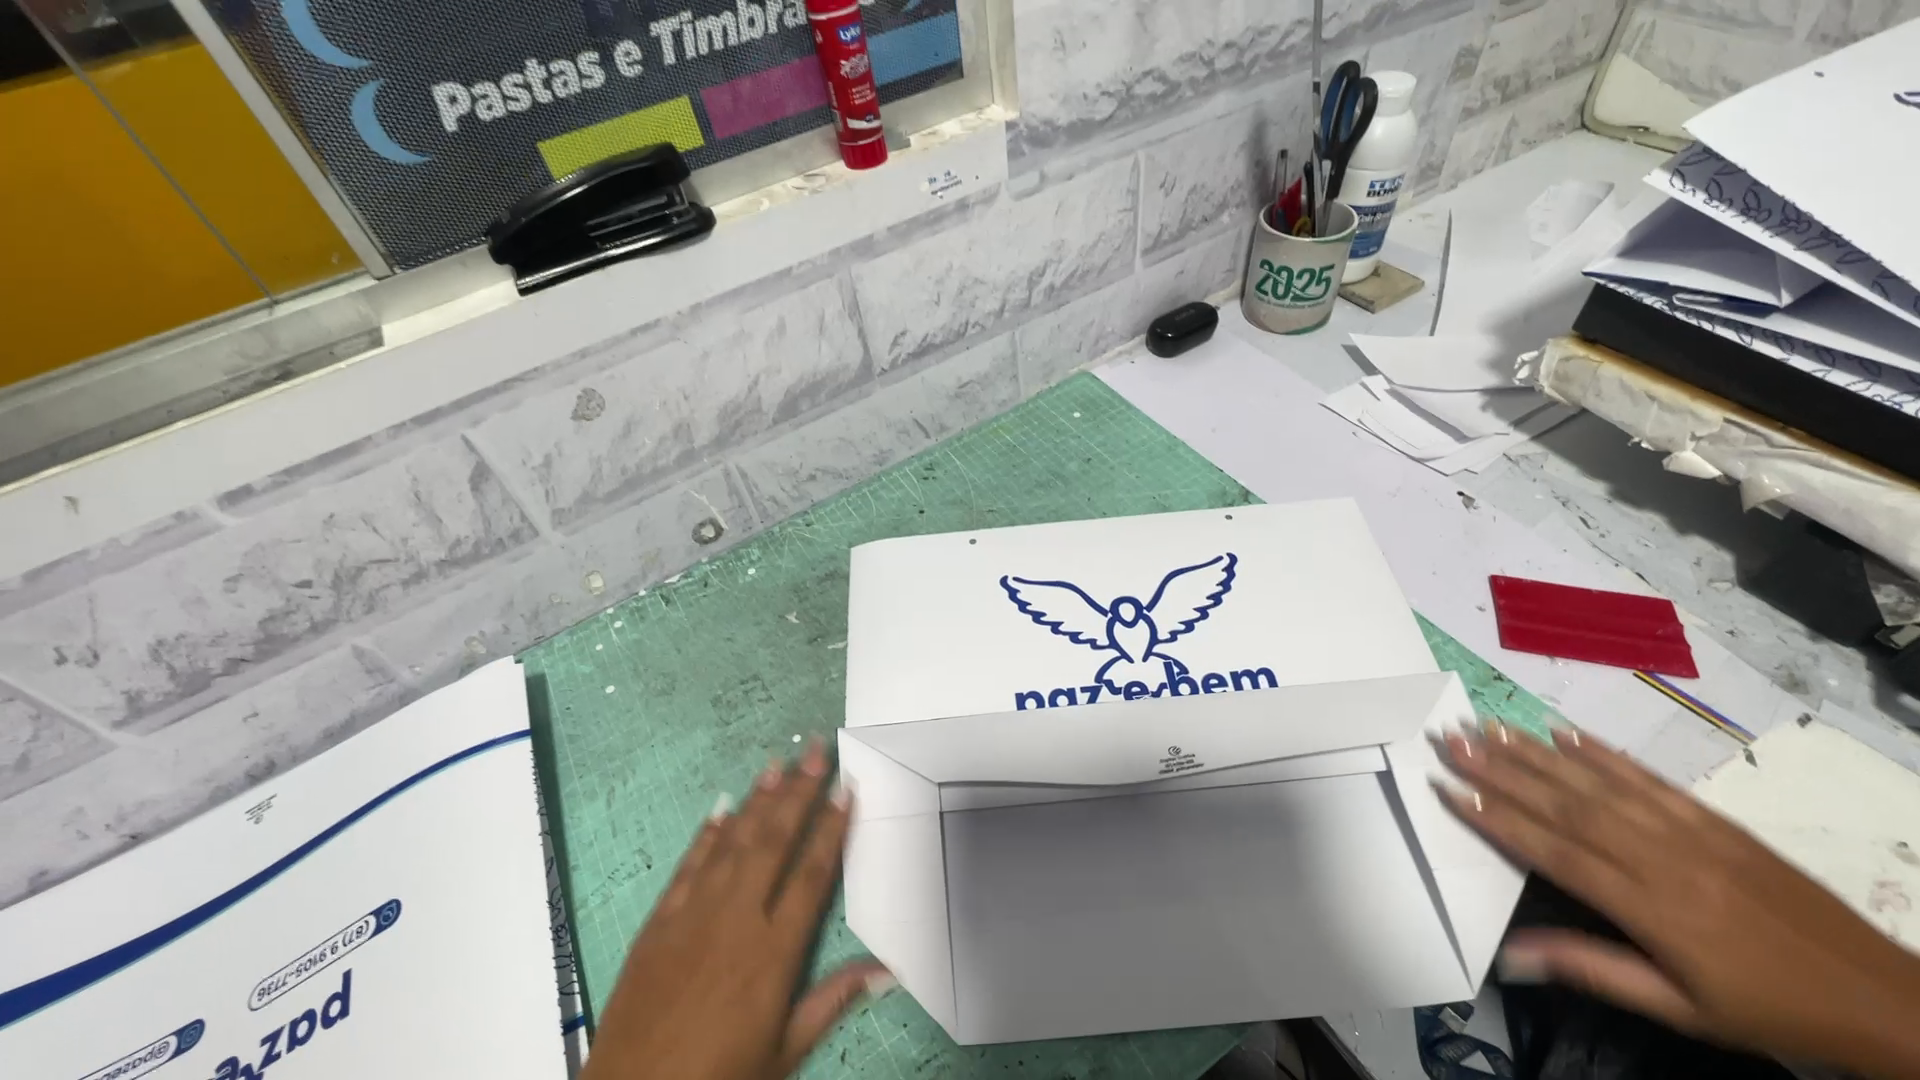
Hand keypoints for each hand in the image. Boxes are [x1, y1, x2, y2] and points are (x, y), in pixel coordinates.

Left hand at [581, 741, 889, 1079]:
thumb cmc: (719, 1076)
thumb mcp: (784, 1051)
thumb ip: (831, 1001)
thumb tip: (887, 970)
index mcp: (773, 952)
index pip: (811, 875)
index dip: (832, 828)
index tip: (847, 788)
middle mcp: (736, 919)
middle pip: (774, 842)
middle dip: (799, 793)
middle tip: (817, 751)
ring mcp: (693, 915)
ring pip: (733, 843)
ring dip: (757, 800)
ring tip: (778, 764)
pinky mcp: (659, 921)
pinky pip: (689, 866)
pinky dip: (707, 834)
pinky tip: (722, 809)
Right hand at [1437, 721, 1919, 1079]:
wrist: (1882, 996)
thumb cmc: (1766, 1008)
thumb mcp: (1680, 1009)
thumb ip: (1592, 969)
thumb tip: (1511, 955)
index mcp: (1650, 907)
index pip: (1554, 851)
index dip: (1495, 818)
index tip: (1448, 788)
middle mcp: (1663, 858)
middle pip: (1567, 804)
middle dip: (1501, 769)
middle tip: (1452, 739)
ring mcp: (1691, 832)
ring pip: (1599, 783)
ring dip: (1537, 752)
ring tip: (1489, 727)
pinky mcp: (1715, 820)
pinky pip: (1648, 779)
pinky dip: (1602, 753)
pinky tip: (1565, 733)